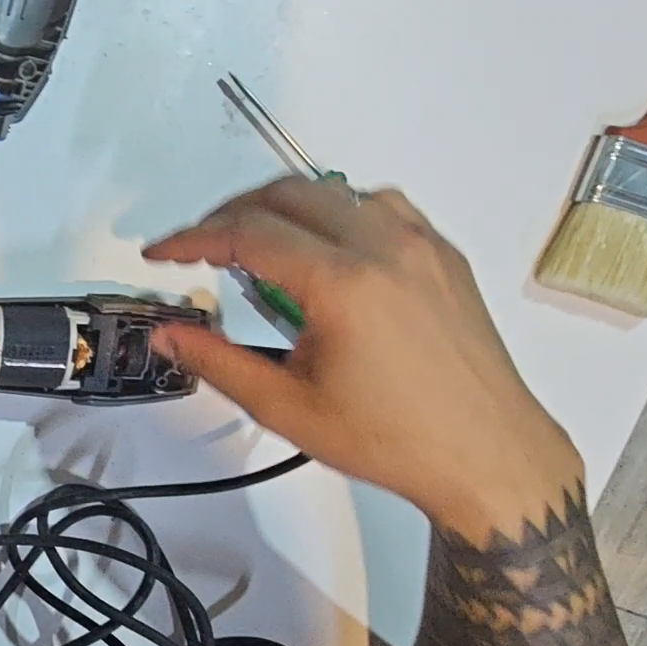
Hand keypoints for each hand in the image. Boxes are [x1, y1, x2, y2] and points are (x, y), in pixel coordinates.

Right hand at [144, 177, 583, 541]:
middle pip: (289, 195)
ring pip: (336, 191)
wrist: (486, 454)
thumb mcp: (281, 405)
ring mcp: (422, 248)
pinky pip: (380, 206)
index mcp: (343, 284)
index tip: (160, 253)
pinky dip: (332, 212)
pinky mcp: (442, 258)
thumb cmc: (389, 436)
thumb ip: (215, 361)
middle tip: (195, 247)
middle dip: (229, 214)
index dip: (191, 239)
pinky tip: (317, 248)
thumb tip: (167, 336)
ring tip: (249, 244)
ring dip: (281, 206)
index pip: (249, 234)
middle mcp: (387, 249)